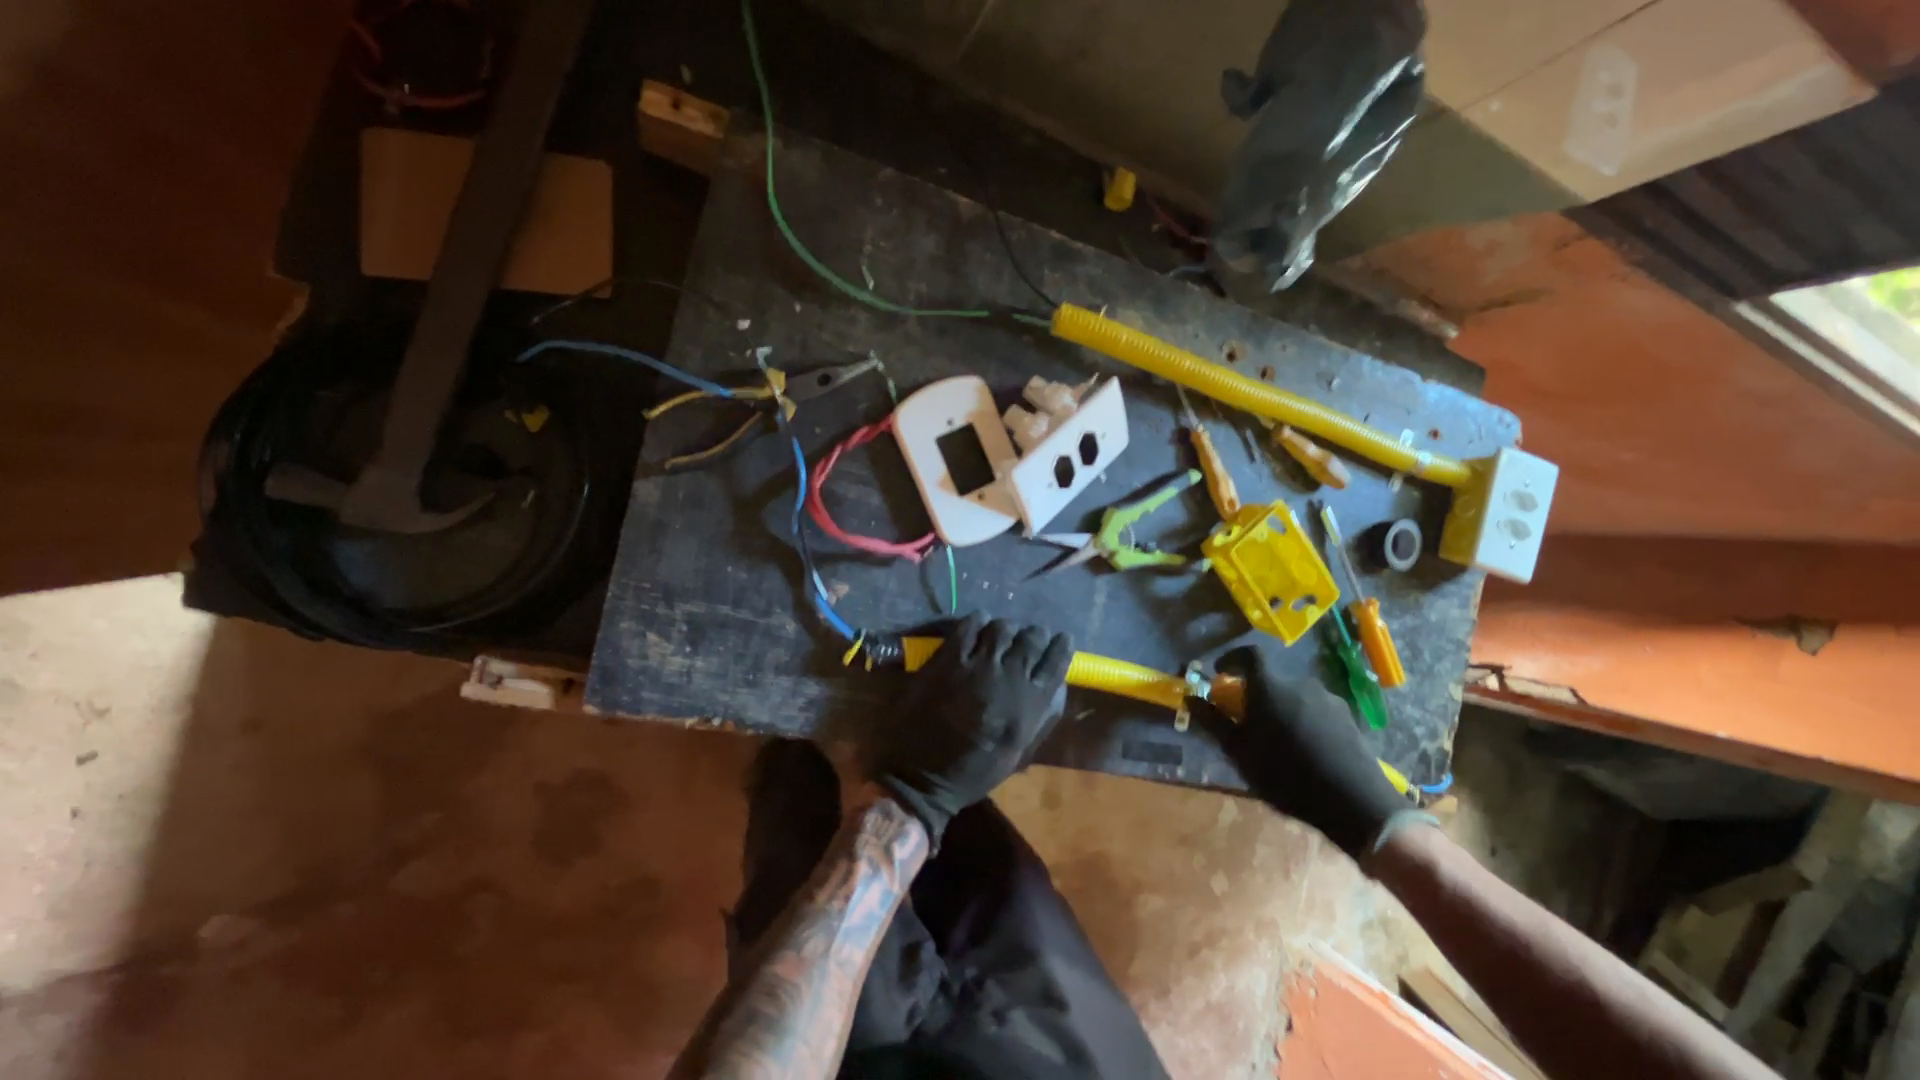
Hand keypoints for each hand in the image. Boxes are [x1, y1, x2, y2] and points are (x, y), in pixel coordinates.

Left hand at [867, 613, 1072, 841]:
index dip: (1061, 645)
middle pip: (1032, 638)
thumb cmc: (974, 771)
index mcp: (1032, 704)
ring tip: (998, 635)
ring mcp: (977, 665)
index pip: (1057, 660)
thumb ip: (1041, 716)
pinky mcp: (947, 660)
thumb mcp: (1020, 750)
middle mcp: (1010, 678)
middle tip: (1025, 638)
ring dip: (1004, 629)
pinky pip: (968, 627)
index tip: (1060, 639)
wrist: (923, 777)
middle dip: (1033, 635)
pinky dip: (976, 622)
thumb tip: (1056, 685)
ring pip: (1002, 627)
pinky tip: (975, 628)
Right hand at [1204, 646, 1413, 858]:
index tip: (1221, 673)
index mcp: (1270, 687)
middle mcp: (1300, 684)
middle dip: (1256, 693)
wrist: (1353, 800)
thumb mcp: (1240, 752)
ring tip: (1278, 740)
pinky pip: (1315, 709)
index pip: (1249, 654)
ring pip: (1294, 695)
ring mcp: (1328, 699)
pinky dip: (1302, 720)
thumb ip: (1214, 722)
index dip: (1232, 659)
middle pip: (1272, 679)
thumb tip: (1191, 698)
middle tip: (1247, 720)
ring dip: (1281, 708)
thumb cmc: (1285, 775)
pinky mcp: (1347, 717)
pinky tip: (1304, 750)